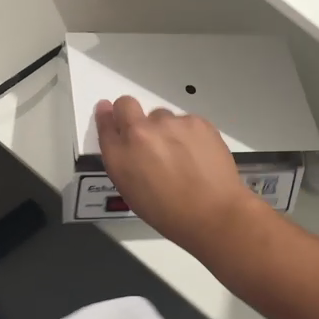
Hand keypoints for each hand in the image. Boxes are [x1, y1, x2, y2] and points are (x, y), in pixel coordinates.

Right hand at [95, 96, 269, 253]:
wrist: (213, 214)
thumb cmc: (169, 213)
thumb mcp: (131, 191)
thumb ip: (123, 160)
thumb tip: (125, 142)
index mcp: (119, 155)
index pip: (105, 122)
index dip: (107, 116)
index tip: (109, 112)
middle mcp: (139, 132)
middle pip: (126, 104)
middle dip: (130, 112)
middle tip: (145, 133)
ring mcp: (169, 123)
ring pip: (161, 116)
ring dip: (165, 129)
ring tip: (181, 155)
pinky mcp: (195, 120)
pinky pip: (185, 121)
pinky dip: (188, 133)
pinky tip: (198, 154)